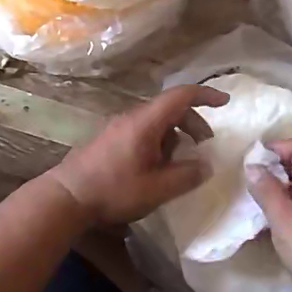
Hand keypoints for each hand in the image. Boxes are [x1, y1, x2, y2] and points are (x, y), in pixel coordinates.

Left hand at [46, 84, 228, 227]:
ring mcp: (119, 127)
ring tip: (181, 162)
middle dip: (194, 123)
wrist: (66, 197)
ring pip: (157, 122)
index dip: (206, 95)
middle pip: (171, 108)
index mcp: (147, 122)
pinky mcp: (110, 140)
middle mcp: (133, 117)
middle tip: (205, 146)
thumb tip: (207, 165)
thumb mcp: (158, 188)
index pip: (181, 95)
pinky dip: (160, 142)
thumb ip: (187, 175)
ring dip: (176, 135)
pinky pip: (144, 131)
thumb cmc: (114, 190)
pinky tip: (158, 168)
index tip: (225, 102)